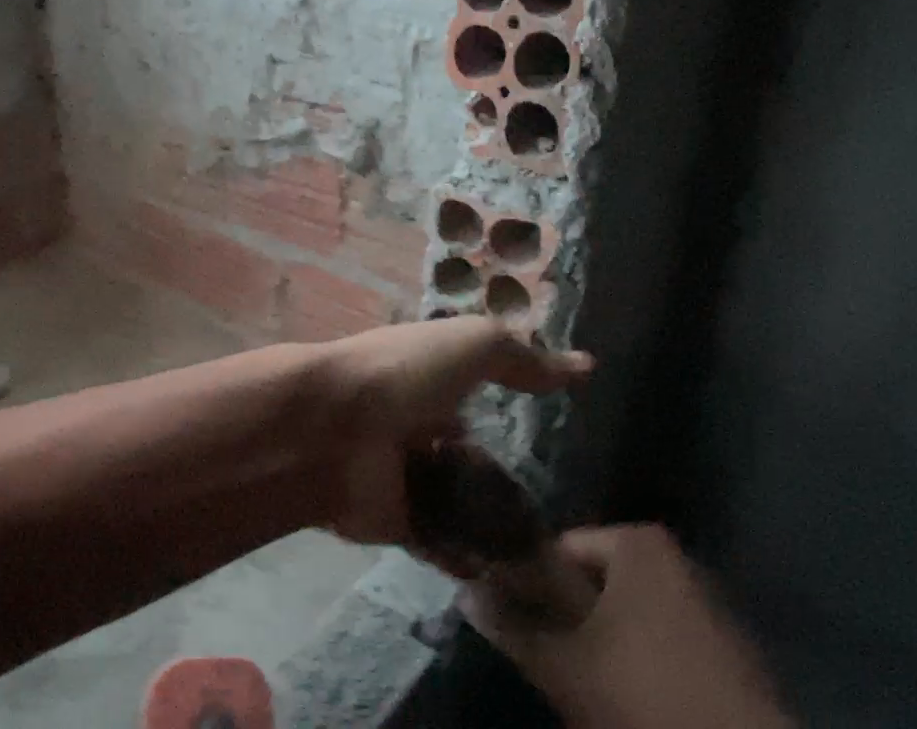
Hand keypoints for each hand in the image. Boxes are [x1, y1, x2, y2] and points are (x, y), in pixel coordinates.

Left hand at [315, 316, 590, 545]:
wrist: (329, 431)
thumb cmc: (403, 374)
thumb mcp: (471, 346)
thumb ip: (523, 358)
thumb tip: (586, 367)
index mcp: (428, 378)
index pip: (472, 391)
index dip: (508, 405)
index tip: (555, 430)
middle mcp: (415, 424)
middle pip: (467, 453)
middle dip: (502, 474)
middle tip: (559, 501)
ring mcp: (404, 476)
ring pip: (456, 502)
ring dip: (491, 522)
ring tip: (545, 545)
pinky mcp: (396, 522)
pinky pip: (440, 544)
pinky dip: (468, 558)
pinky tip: (506, 570)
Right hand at [465, 524, 791, 728]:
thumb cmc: (644, 696)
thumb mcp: (563, 666)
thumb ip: (511, 626)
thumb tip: (466, 593)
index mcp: (638, 544)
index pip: (561, 547)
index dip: (531, 582)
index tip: (519, 620)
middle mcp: (675, 559)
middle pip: (595, 579)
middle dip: (568, 614)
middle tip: (551, 658)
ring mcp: (707, 603)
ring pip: (629, 612)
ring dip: (603, 640)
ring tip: (587, 682)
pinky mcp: (728, 648)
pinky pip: (663, 639)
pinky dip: (641, 659)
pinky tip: (631, 696)